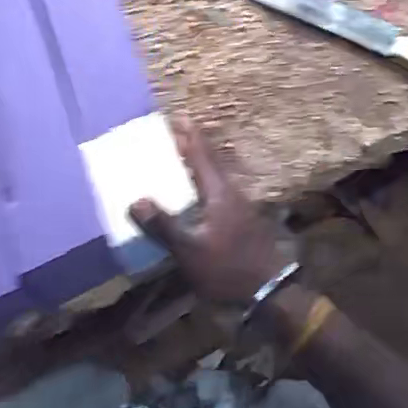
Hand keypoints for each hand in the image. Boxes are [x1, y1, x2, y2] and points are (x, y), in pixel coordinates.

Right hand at [130, 119, 290, 304]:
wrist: (270, 290)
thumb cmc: (229, 268)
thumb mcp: (190, 251)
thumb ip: (164, 226)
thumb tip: (137, 200)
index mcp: (219, 192)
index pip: (202, 155)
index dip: (189, 136)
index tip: (178, 116)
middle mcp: (231, 193)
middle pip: (210, 162)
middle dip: (192, 147)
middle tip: (173, 135)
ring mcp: (239, 207)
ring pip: (215, 177)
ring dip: (198, 166)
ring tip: (178, 162)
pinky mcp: (242, 221)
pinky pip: (218, 192)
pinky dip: (203, 185)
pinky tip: (194, 197)